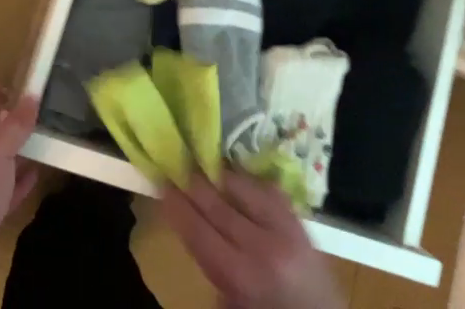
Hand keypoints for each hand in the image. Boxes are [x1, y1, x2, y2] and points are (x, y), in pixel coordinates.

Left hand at [0, 84, 40, 240]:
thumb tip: (32, 95)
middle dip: (9, 124)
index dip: (6, 92)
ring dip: (14, 154)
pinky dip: (16, 182)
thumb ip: (18, 121)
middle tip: (37, 119)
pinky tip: (34, 176)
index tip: (30, 90)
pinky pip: (1, 189)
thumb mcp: (0, 144)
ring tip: (40, 146)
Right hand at [161, 173, 346, 308]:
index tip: (162, 186)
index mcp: (241, 276)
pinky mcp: (302, 223)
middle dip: (192, 185)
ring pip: (244, 189)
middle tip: (174, 169)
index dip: (177, 206)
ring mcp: (287, 230)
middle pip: (218, 205)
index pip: (198, 230)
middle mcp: (263, 247)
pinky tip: (234, 178)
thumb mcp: (230, 304)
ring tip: (201, 168)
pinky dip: (248, 182)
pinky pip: (269, 190)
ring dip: (219, 176)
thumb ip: (212, 268)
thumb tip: (195, 228)